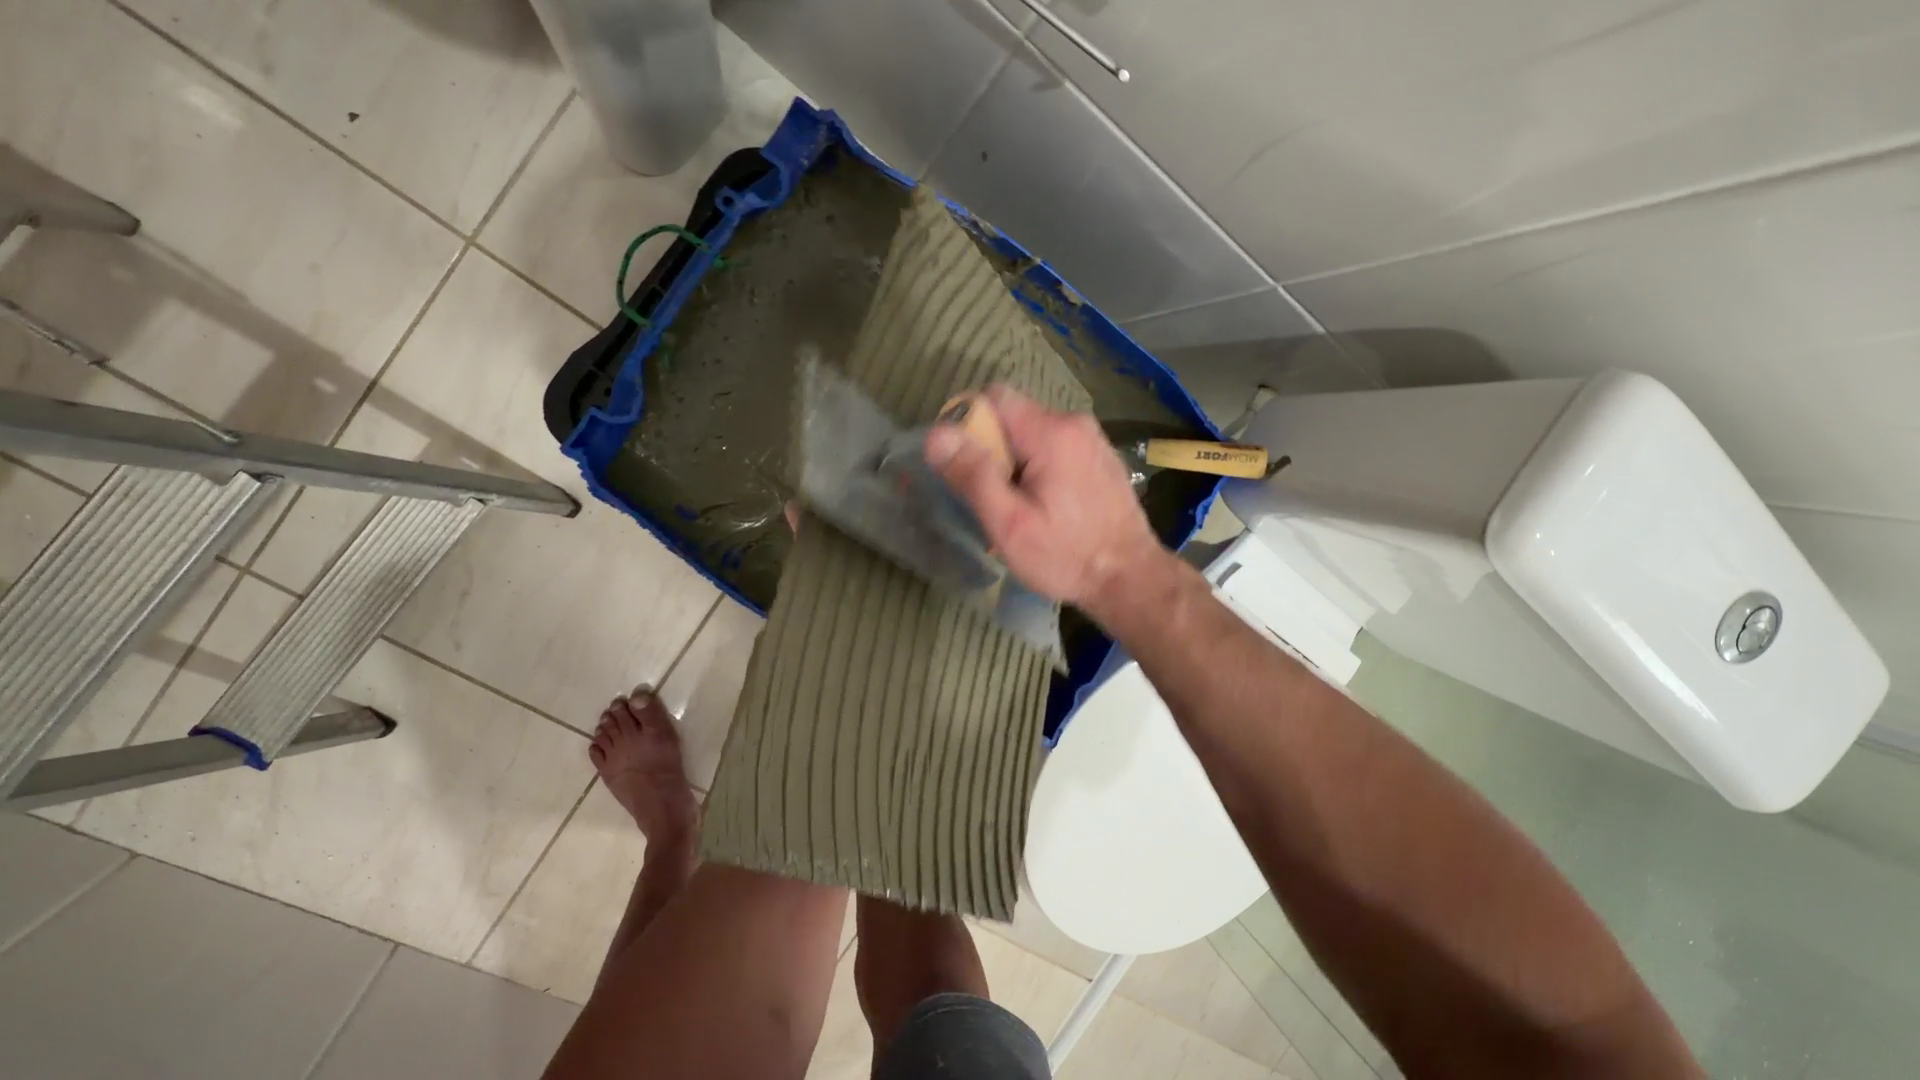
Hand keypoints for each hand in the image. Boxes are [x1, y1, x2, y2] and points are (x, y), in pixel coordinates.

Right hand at [924, 385, 1165, 611]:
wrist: (1131, 579)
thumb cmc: (1067, 557)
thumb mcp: (1010, 524)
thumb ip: (973, 476)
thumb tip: (937, 435)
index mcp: (1052, 432)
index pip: (994, 397)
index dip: (969, 424)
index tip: (966, 468)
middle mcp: (1075, 423)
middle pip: (1013, 416)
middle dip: (993, 451)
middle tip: (994, 500)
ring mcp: (1092, 439)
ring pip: (1032, 434)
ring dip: (1015, 463)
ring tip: (1020, 508)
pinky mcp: (1099, 458)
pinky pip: (1054, 448)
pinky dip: (1039, 469)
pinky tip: (1046, 508)